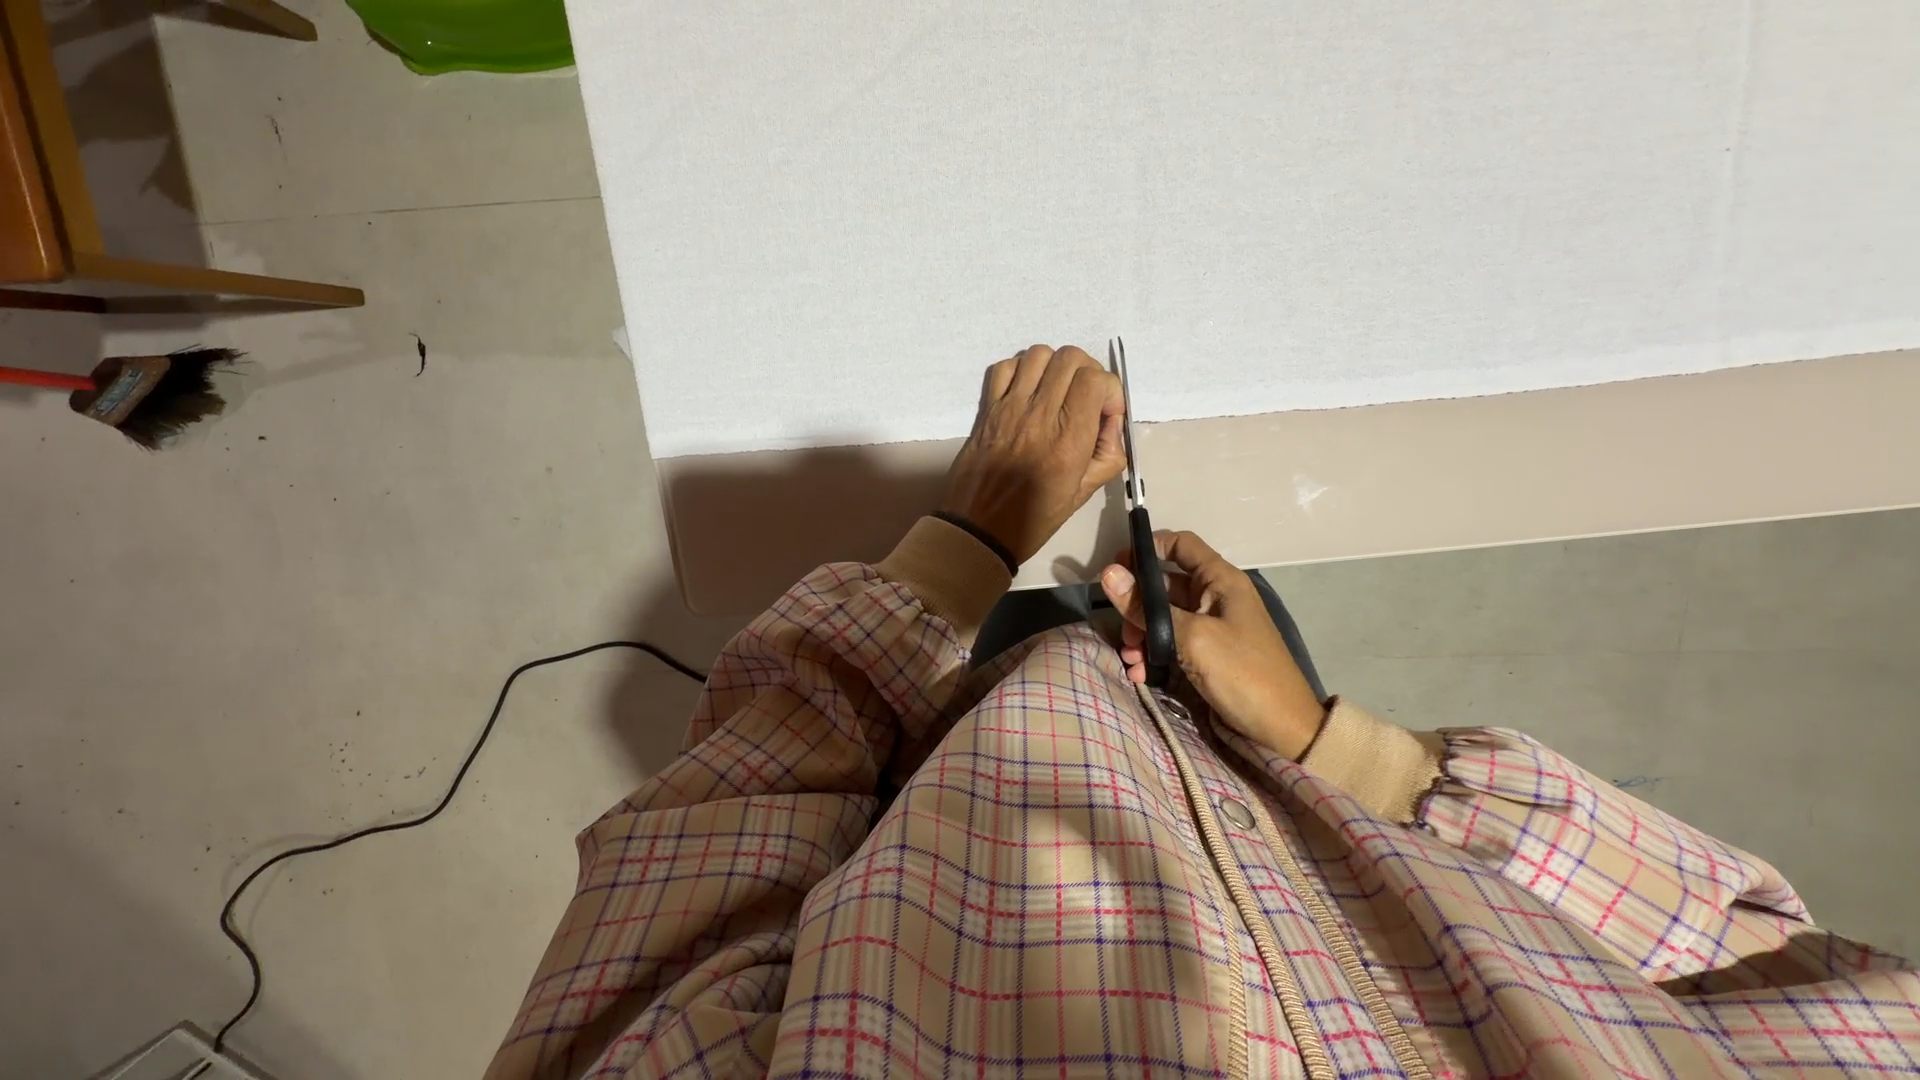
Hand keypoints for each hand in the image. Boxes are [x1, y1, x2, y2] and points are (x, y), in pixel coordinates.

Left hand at [939, 345, 1126, 565]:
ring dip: (1055, 366)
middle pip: (1070, 357)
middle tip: (1085, 397)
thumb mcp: (1083, 493)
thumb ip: (1107, 454)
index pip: (1095, 380)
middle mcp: (1040, 416)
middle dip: (1087, 371)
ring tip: (1056, 391)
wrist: (979, 529)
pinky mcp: (987, 410)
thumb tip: (1110, 422)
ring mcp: (1009, 409)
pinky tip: (1027, 392)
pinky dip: (1021, 371)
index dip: (1110, 389)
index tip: (1106, 412)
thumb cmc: (1033, 518)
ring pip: (1038, 354)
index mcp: (1069, 440)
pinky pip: (1004, 367)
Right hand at [1101, 531, 1326, 758]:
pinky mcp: (1204, 655)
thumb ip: (1146, 607)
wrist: (1281, 730)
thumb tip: (1107, 573)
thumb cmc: (1242, 673)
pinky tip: (1141, 674)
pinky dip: (1152, 654)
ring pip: (1161, 617)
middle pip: (1163, 585)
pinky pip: (1169, 643)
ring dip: (1140, 635)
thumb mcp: (1191, 637)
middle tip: (1122, 632)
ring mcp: (1209, 627)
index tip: (1117, 569)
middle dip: (1136, 605)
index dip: (1148, 548)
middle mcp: (1214, 597)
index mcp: (1220, 581)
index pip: (1180, 544)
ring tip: (1131, 660)